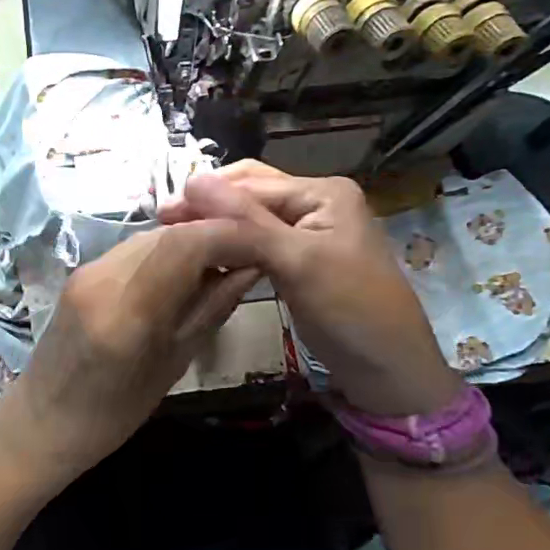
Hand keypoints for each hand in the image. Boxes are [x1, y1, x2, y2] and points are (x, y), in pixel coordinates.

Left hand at [0, 222, 259, 499]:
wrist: (42, 421)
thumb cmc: (112, 415)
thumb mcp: (173, 365)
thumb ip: (210, 310)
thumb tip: (251, 267)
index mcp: (127, 313)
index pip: (187, 244)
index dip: (231, 235)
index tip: (263, 245)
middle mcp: (102, 279)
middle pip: (170, 234)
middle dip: (215, 236)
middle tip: (249, 256)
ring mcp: (87, 271)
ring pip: (152, 237)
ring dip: (191, 243)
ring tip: (222, 267)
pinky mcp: (81, 271)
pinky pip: (133, 250)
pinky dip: (166, 254)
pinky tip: (183, 275)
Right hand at [160, 160, 464, 416]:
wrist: (388, 369)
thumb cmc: (350, 309)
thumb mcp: (297, 260)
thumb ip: (246, 221)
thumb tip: (191, 180)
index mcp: (322, 192)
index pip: (252, 184)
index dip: (206, 196)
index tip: (161, 215)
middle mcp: (315, 204)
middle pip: (251, 194)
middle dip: (209, 206)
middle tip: (164, 223)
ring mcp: (308, 234)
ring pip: (252, 220)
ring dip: (218, 226)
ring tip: (177, 238)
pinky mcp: (299, 262)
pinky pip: (258, 245)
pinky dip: (232, 247)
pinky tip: (207, 256)